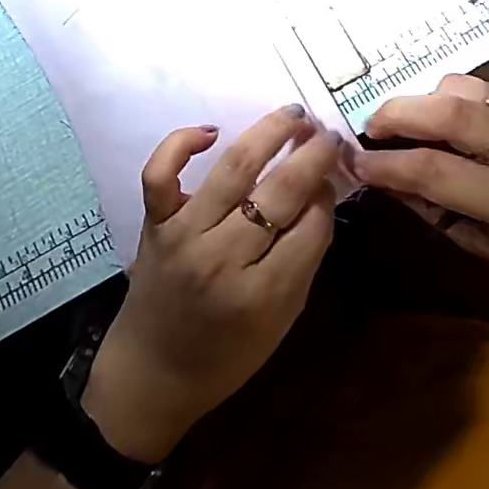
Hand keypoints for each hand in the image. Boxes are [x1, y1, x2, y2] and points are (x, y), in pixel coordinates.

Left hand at [82, 106, 341, 462]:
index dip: (328, 193)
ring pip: (233, 168)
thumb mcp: (285, 316)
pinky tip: (211, 131)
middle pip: (280, 190)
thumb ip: (307, 255)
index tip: (336, 174)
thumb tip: (321, 192)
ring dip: (270, 132)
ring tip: (294, 114)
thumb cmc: (228, 354)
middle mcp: (223, 257)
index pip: (312, 224)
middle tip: (329, 134)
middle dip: (313, 154)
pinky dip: (181, 143)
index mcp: (263, 292)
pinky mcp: (154, 223)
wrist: (153, 374)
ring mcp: (184, 235)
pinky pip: (160, 173)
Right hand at [354, 76, 488, 308]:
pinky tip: (456, 127)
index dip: (387, 164)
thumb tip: (385, 178)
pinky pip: (486, 90)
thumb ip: (435, 211)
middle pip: (449, 111)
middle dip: (397, 113)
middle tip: (370, 128)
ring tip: (413, 126)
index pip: (436, 172)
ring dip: (427, 102)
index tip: (353, 161)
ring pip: (463, 86)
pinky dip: (458, 103)